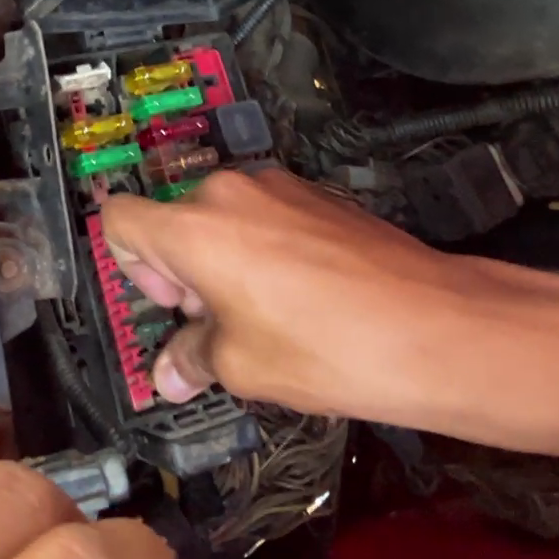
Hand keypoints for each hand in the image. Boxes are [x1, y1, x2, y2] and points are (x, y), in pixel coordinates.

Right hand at [101, 167, 508, 424]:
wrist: (440, 327)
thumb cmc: (331, 347)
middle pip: (172, 220)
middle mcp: (226, 192)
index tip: (173, 303)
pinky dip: (261, 245)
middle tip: (221, 319)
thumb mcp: (244, 366)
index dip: (131, 265)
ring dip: (222, 256)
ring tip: (268, 308)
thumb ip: (191, 359)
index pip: (118, 219)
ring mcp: (274, 185)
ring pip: (219, 216)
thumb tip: (171, 373)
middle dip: (183, 268)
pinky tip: (303, 291)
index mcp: (193, 228)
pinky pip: (261, 212)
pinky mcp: (312, 192)